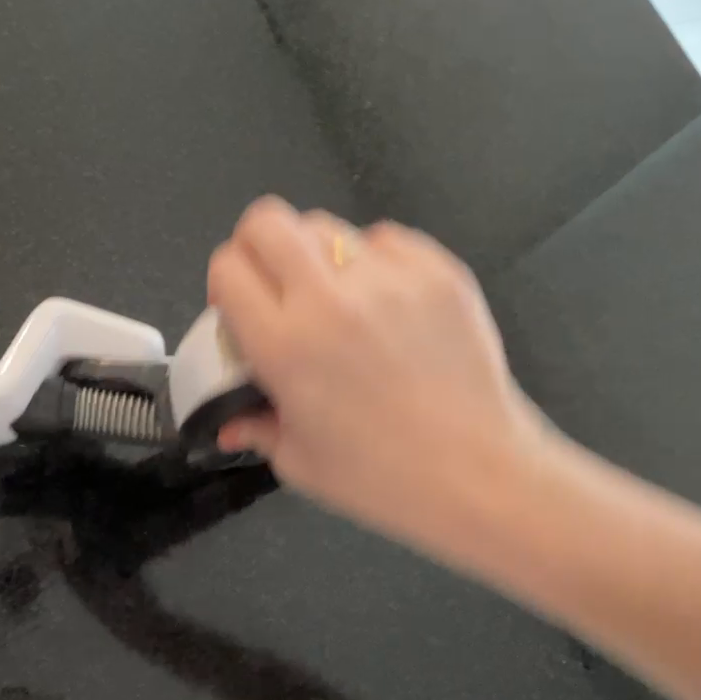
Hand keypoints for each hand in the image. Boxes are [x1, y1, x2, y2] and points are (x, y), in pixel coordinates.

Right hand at [207, 196, 552, 541]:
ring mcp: (389, 278)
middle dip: (255, 247)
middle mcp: (328, 298)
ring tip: (330, 299)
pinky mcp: (438, 272)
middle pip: (267, 221)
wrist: (478, 474)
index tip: (235, 313)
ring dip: (312, 256)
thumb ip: (255, 426)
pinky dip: (369, 261)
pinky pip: (384, 239)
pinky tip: (380, 302)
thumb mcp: (296, 459)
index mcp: (282, 345)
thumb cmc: (374, 478)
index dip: (222, 284)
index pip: (228, 267)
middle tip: (270, 286)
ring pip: (325, 226)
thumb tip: (230, 425)